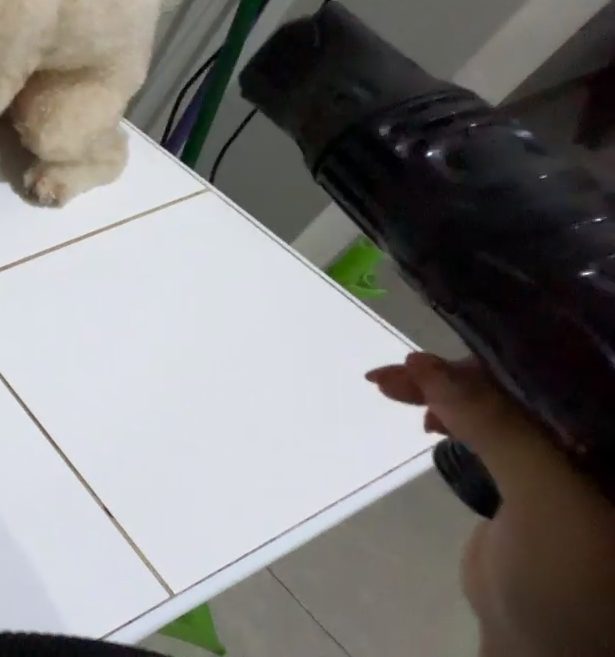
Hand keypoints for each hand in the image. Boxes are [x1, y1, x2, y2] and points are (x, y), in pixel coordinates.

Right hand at [367, 352, 614, 656]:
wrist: (549, 650)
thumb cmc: (577, 586)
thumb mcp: (550, 505)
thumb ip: (500, 430)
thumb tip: (423, 362)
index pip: (575, 380)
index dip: (510, 358)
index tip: (441, 353)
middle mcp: (607, 451)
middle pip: (535, 389)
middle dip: (462, 374)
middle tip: (394, 374)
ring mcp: (579, 467)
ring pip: (508, 404)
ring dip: (447, 391)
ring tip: (387, 389)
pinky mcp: (544, 480)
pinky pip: (498, 428)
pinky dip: (453, 415)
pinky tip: (421, 416)